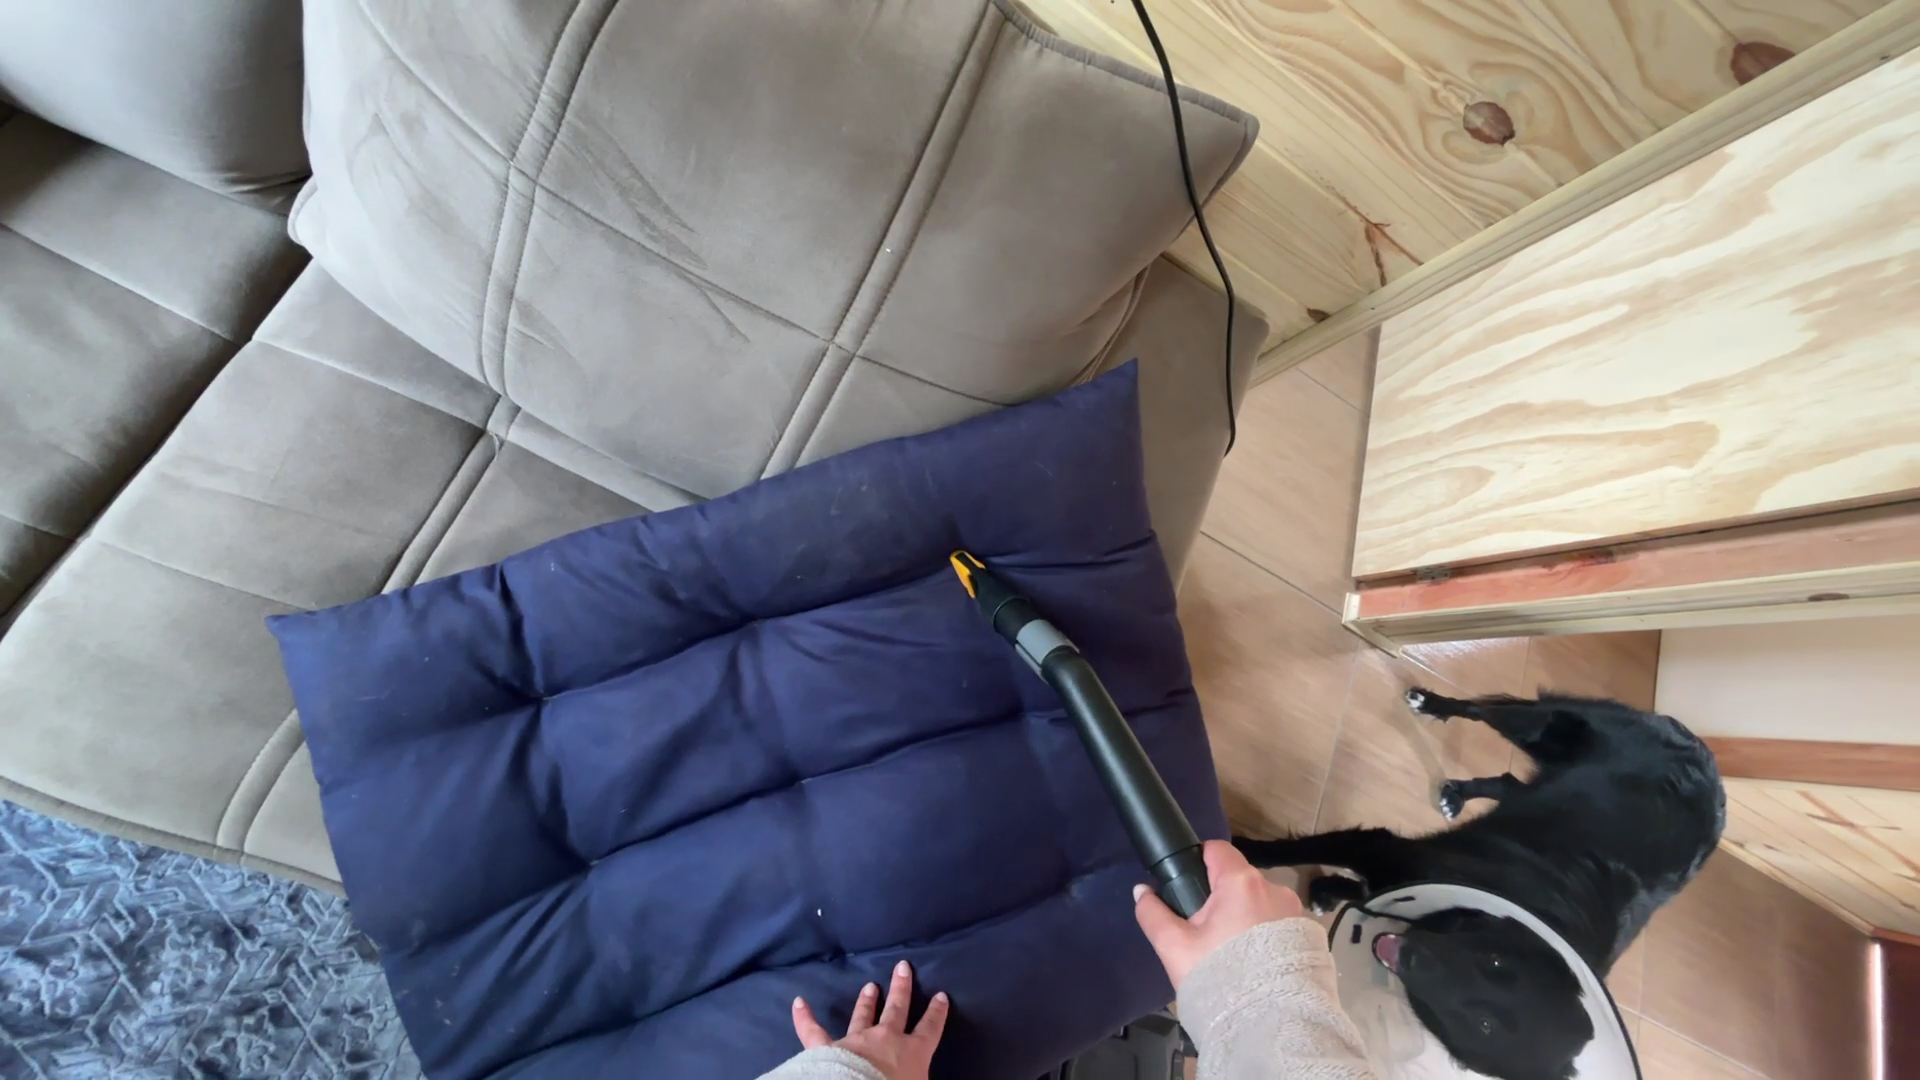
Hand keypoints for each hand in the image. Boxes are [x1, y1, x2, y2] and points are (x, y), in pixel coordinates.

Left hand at [792, 960, 949, 1079]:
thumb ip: (922, 1076)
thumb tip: (924, 1076)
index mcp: (912, 1052)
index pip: (929, 1029)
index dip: (936, 1013)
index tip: (941, 995)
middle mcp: (885, 1039)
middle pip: (896, 1009)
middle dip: (901, 988)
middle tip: (902, 966)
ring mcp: (855, 1041)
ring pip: (862, 1015)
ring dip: (866, 1001)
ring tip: (869, 985)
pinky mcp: (827, 1049)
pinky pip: (813, 1031)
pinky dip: (804, 1018)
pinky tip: (798, 1003)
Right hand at [1133, 840, 1305, 990]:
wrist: (1273, 1031)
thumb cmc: (1221, 979)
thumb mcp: (1175, 947)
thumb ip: (1153, 913)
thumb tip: (1142, 892)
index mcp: (1241, 882)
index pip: (1217, 849)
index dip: (1199, 861)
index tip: (1190, 885)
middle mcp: (1275, 890)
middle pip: (1239, 879)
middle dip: (1222, 898)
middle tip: (1207, 932)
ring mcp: (1298, 914)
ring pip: (1261, 904)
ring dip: (1247, 918)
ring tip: (1235, 953)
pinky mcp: (1313, 940)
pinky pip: (1282, 926)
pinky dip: (1269, 937)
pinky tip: (1258, 965)